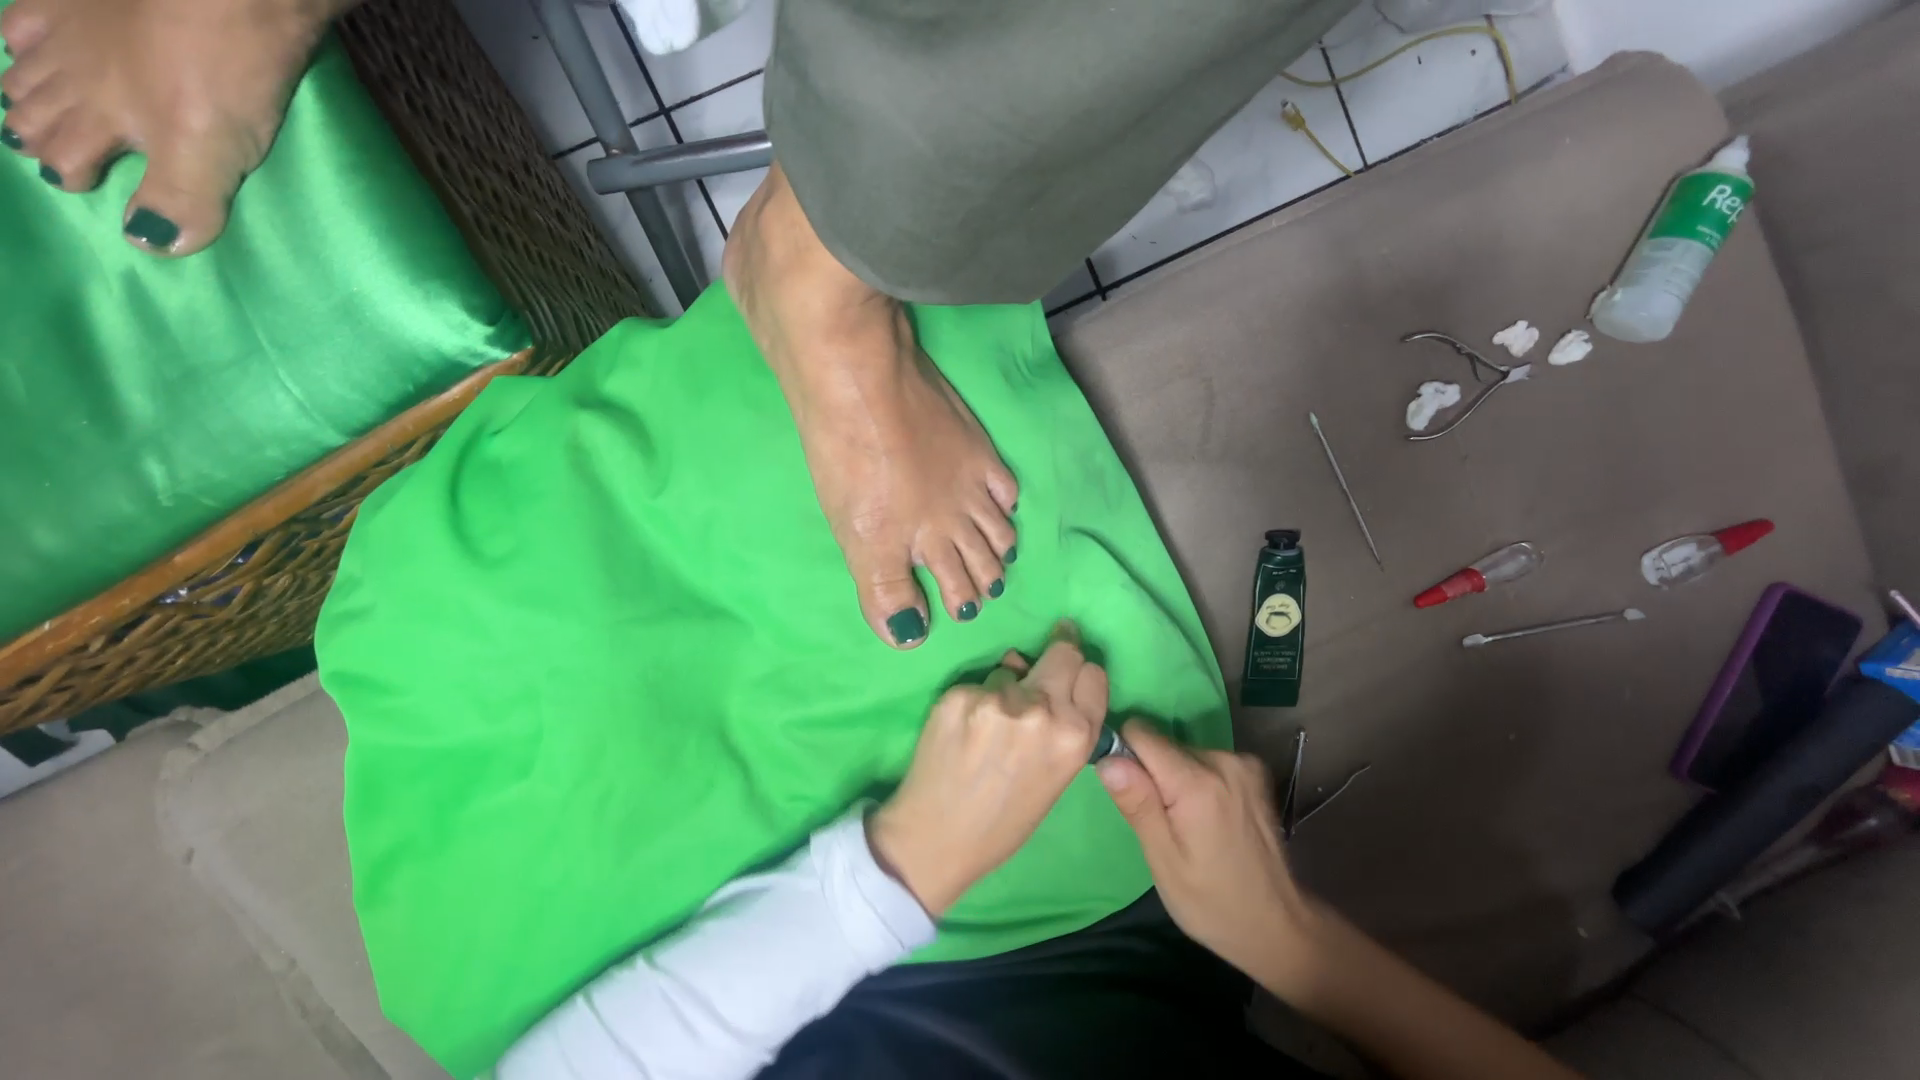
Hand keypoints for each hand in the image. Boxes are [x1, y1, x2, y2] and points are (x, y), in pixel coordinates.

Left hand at [867, 624, 1107, 915]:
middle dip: (1057, 652)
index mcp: (1075, 737)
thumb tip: (1045, 680)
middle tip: (1040, 665)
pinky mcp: (959, 694)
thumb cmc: (1004, 821)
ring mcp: (998, 699)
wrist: (938, 839)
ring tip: (989, 727)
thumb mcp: (1056, 777)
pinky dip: (973, 699)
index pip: (1092, 674)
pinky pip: (977, 682)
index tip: (1070, 671)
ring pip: (1012, 668)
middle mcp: (1043, 710)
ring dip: (1006, 686)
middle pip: (1061, 652)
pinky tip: (963, 731)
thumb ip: (1062, 727)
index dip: (1080, 674)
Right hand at [1094, 720, 1325, 997]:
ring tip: (1186, 826)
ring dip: (1175, 780)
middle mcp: (1224, 761)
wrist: (1277, 923)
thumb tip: (1108, 758)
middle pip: (1164, 744)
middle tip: (1161, 824)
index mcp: (1198, 782)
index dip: (1125, 756)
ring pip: (1184, 753)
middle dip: (1152, 775)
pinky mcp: (1254, 771)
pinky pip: (1206, 762)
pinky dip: (1198, 782)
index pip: (1141, 733)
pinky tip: (1208, 819)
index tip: (1128, 794)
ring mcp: (1245, 764)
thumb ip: (1137, 803)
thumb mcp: (1163, 860)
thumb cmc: (1212, 901)